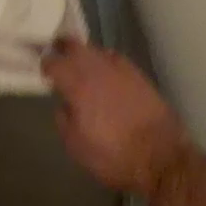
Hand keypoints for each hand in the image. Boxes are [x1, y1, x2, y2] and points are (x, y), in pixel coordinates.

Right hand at [41, 37, 187, 195]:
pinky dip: (106, 60)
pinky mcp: (139, 76)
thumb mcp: (76, 146)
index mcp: (76, 84)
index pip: (53, 62)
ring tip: (81, 65)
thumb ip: (63, 119)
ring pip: (95, 50)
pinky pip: (116, 59)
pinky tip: (106, 71)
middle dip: (62, 48)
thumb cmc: (114, 155)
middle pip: (74, 46)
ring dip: (84, 54)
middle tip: (57, 56)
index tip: (42, 72)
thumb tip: (64, 105)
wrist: (163, 159)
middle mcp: (96, 69)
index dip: (44, 65)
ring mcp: (120, 70)